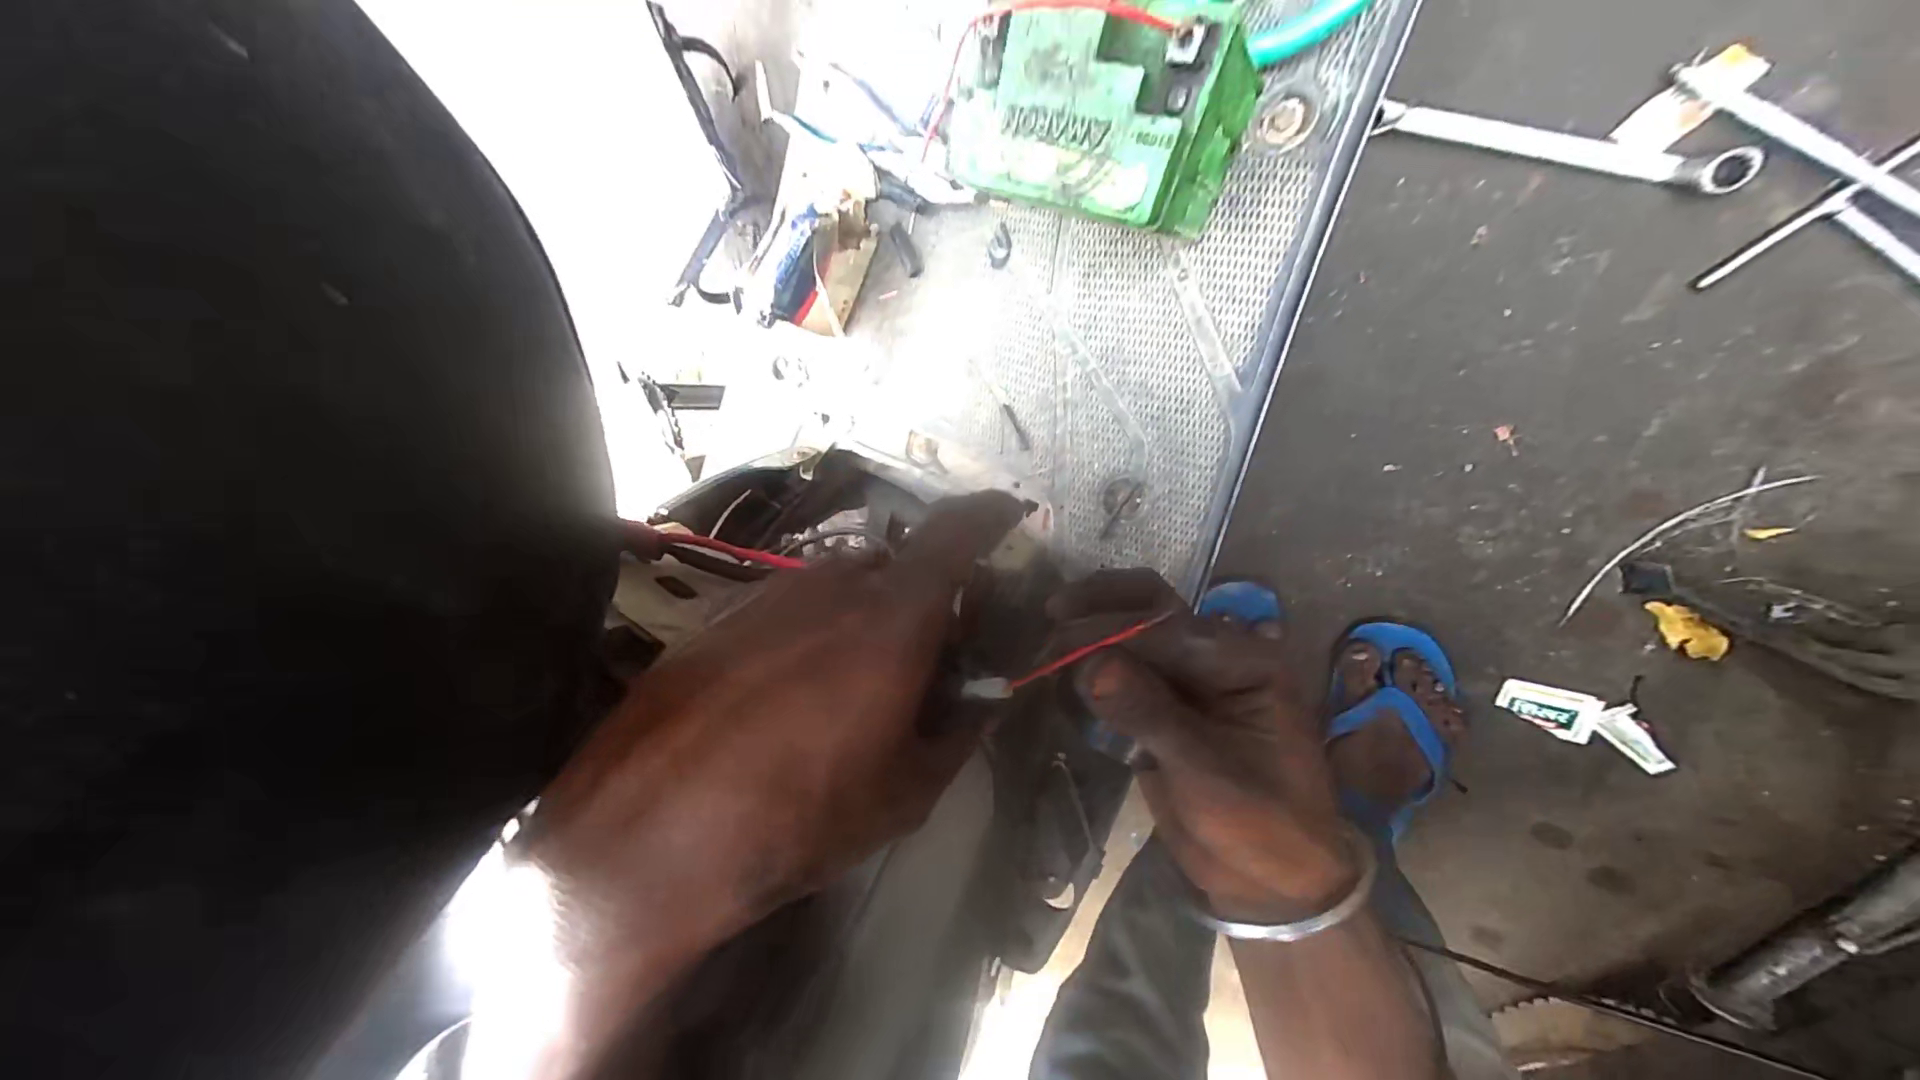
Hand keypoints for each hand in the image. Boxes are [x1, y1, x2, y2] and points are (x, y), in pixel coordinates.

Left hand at [521, 490, 1025, 958]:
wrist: (645, 836)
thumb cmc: (798, 817)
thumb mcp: (905, 792)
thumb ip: (959, 732)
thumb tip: (983, 698)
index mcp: (892, 619)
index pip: (954, 534)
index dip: (988, 514)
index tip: (1007, 515)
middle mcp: (833, 587)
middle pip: (901, 566)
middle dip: (928, 598)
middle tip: (929, 654)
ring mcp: (771, 595)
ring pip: (845, 584)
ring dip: (871, 613)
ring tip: (859, 682)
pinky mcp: (723, 616)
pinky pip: (795, 605)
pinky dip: (819, 628)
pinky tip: (795, 691)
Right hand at [1050, 571, 1358, 920]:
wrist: (1272, 879)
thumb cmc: (1260, 825)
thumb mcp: (1206, 772)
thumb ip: (1149, 713)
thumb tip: (1090, 663)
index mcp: (1246, 660)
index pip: (1167, 626)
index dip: (1110, 629)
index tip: (1060, 643)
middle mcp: (1218, 656)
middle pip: (1152, 606)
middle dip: (1101, 603)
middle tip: (1054, 612)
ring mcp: (1189, 677)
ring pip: (1135, 630)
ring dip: (1093, 626)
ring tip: (1051, 639)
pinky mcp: (1164, 703)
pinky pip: (1125, 668)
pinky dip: (1093, 661)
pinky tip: (1065, 669)